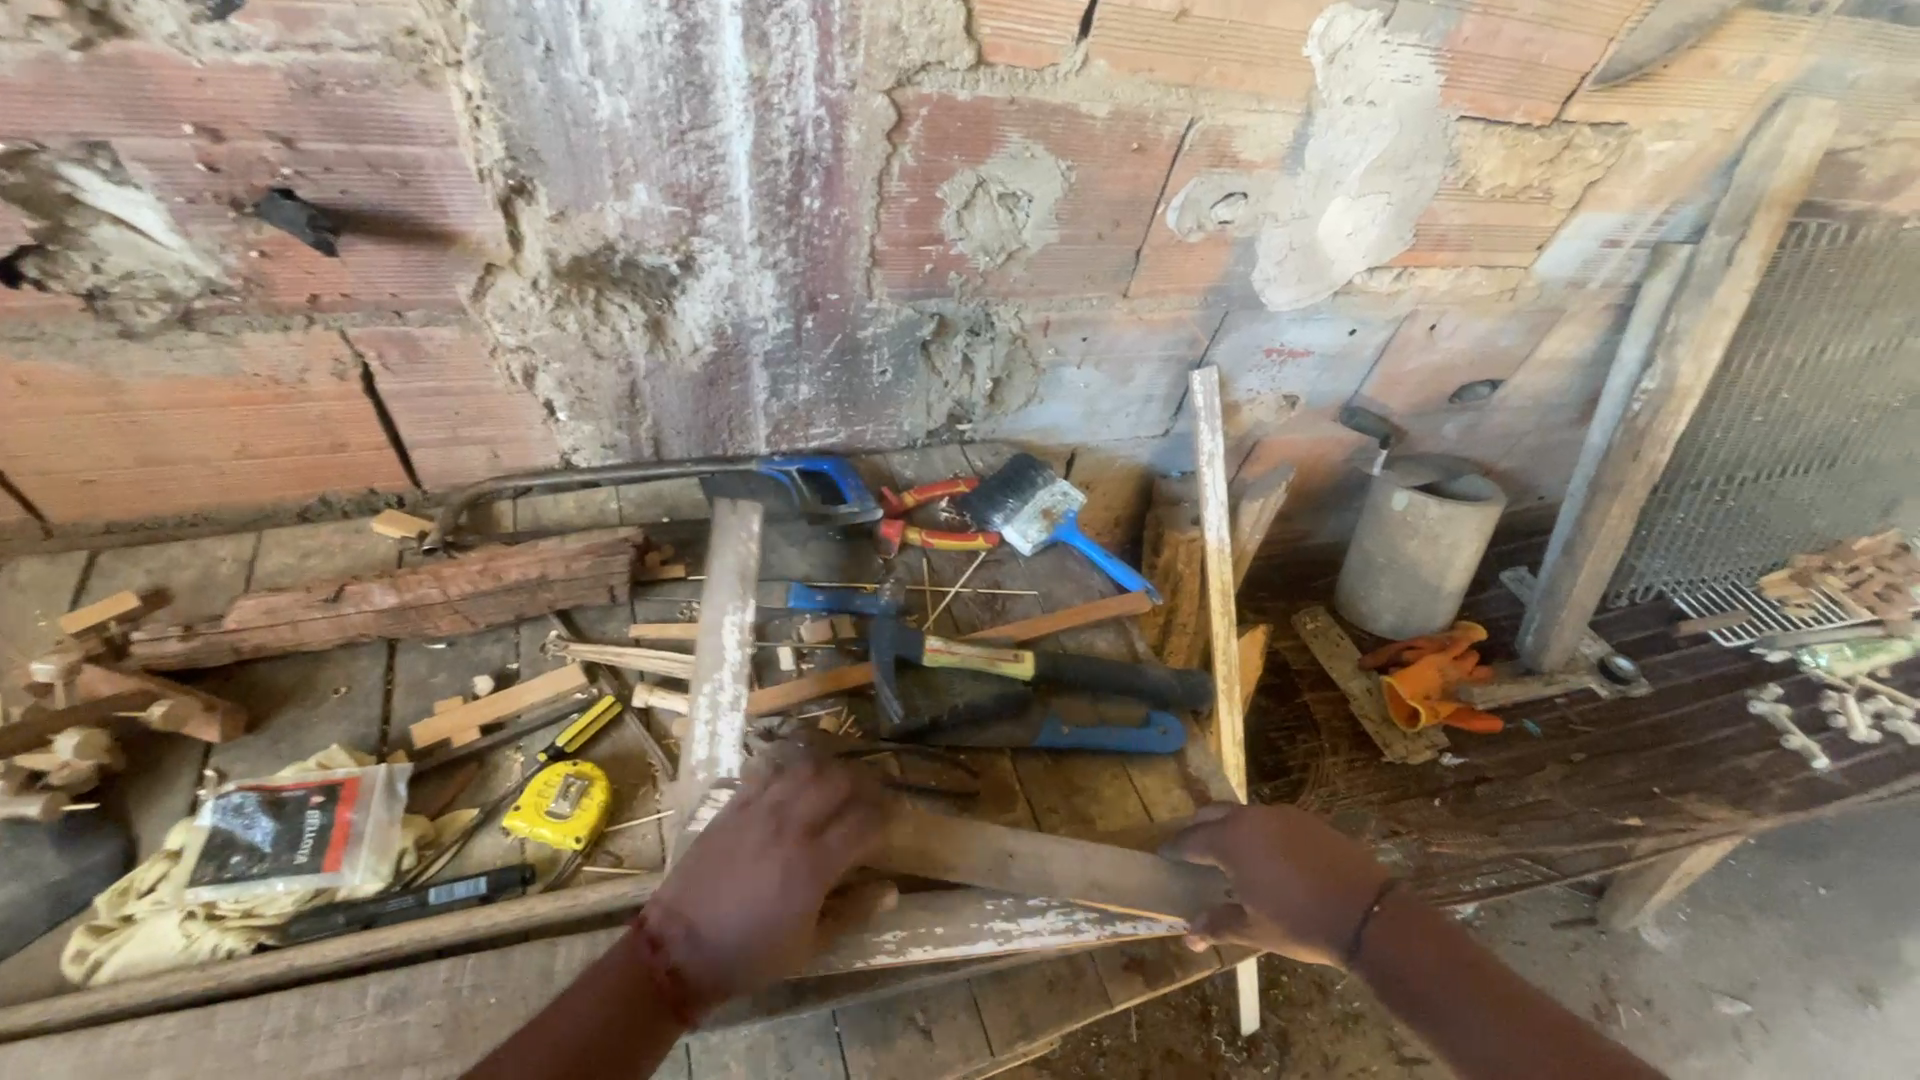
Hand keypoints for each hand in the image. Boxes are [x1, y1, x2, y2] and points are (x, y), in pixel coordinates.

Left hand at [642, 753, 888, 1008]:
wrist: (677, 949)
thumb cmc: (749, 955)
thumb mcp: (810, 947)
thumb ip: (854, 913)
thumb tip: (892, 890)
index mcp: (814, 865)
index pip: (866, 821)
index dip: (886, 818)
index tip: (890, 824)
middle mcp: (790, 827)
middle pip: (840, 781)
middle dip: (864, 785)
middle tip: (869, 798)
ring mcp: (759, 811)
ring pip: (806, 767)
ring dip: (830, 771)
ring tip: (836, 785)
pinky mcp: (733, 806)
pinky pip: (768, 772)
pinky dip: (790, 770)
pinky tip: (795, 782)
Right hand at [1162, 803, 1391, 967]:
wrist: (1368, 915)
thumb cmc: (1301, 923)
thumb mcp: (1254, 930)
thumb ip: (1217, 925)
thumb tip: (1188, 934)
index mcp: (1230, 841)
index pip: (1189, 840)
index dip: (1174, 849)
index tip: (1163, 855)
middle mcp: (1251, 818)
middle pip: (1211, 814)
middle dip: (1197, 829)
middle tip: (1191, 850)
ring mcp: (1282, 815)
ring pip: (1243, 814)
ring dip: (1229, 828)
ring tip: (1230, 854)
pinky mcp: (1308, 820)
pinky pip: (1271, 820)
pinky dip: (1258, 832)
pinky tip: (1268, 857)